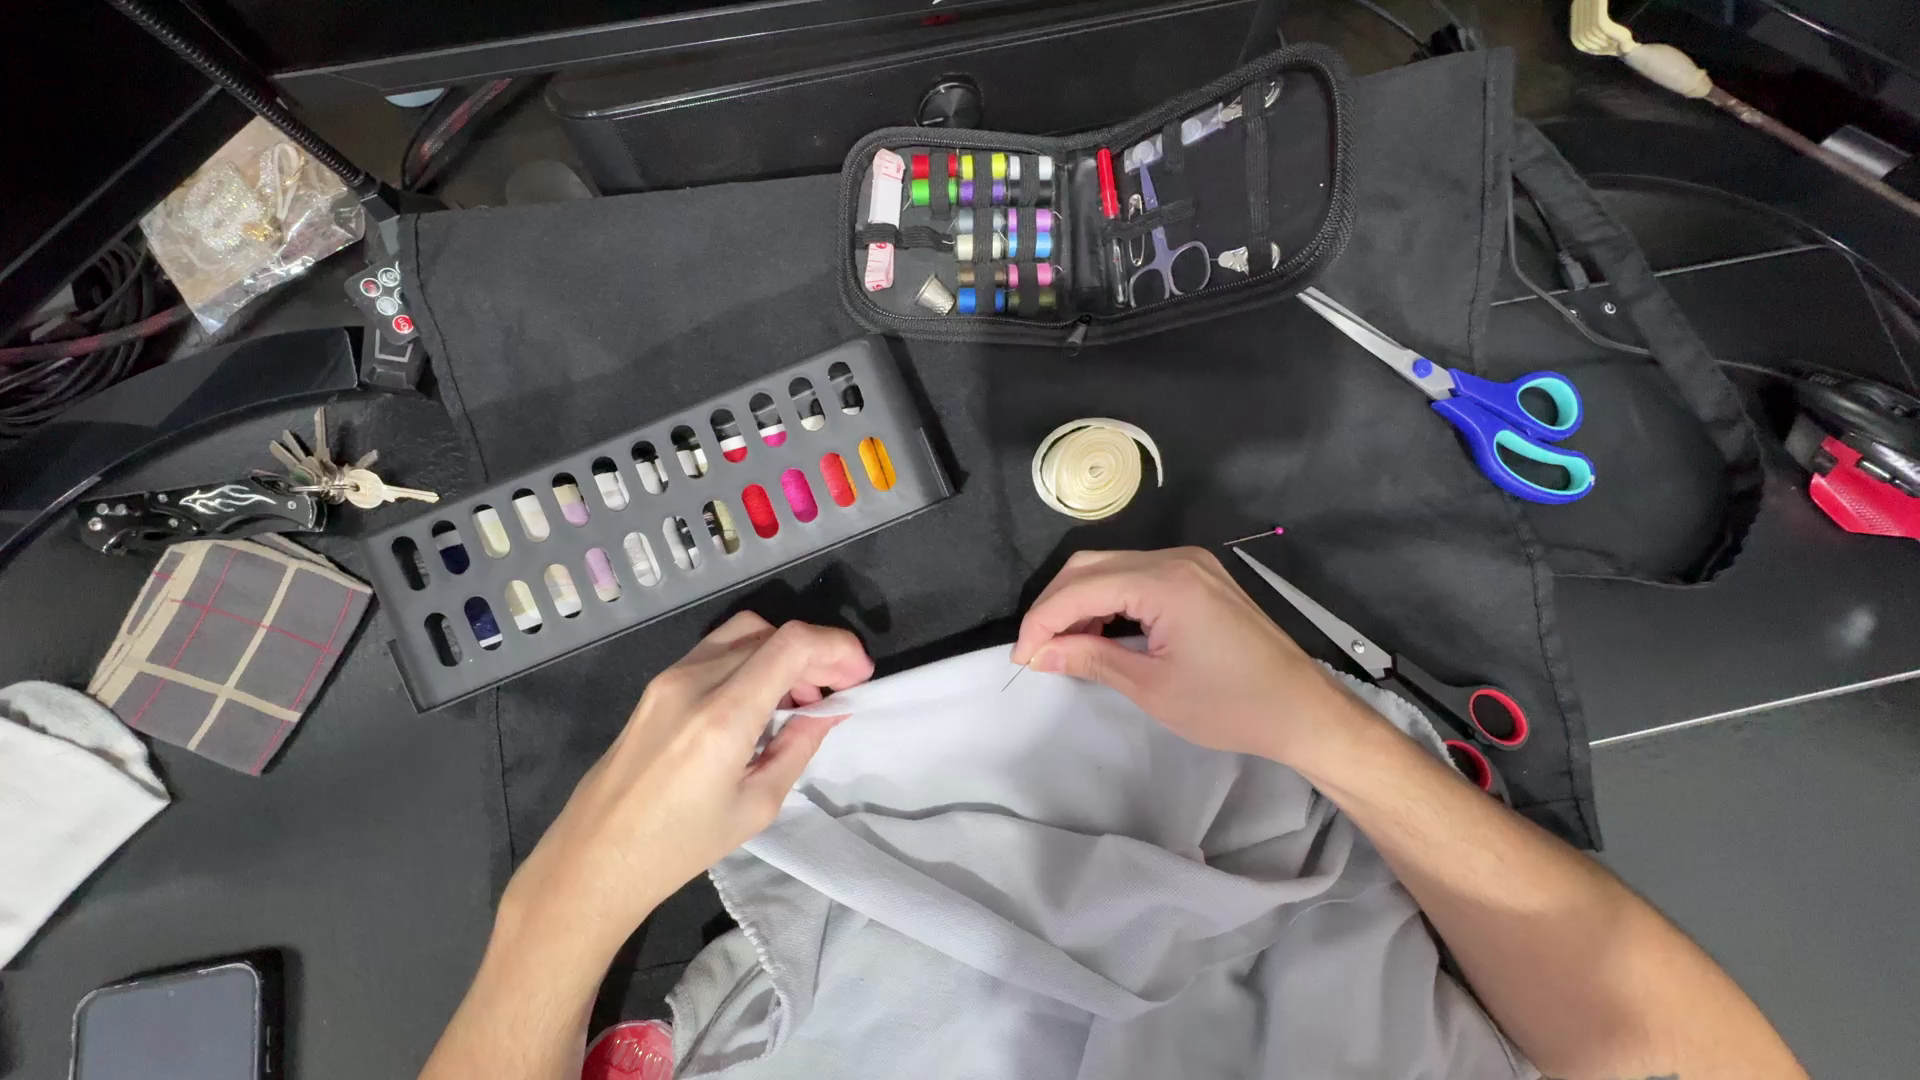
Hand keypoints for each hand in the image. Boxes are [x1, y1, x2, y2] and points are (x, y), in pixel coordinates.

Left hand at [499, 613, 872, 956]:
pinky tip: (761, 699)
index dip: (836, 648)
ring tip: (802, 696)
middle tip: (838, 690)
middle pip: (772, 631)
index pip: (792, 644)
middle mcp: (693, 681)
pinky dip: (754, 658)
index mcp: (722, 715)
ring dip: (784, 652)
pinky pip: (718, 649)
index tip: (859, 676)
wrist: (592, 862)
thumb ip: (799, 746)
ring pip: (745, 632)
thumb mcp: (756, 806)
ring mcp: (669, 677)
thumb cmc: (678, 848)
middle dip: (817, 652)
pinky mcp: (656, 684)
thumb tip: (831, 709)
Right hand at [1010, 548, 1368, 763]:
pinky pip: (1134, 575)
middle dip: (1054, 606)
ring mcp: (1188, 562)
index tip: (1021, 657)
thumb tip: (1039, 654)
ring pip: (1109, 566)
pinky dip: (1107, 599)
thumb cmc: (1230, 706)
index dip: (1042, 621)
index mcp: (1165, 581)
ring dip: (1078, 602)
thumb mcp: (1150, 687)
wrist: (1302, 710)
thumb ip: (1089, 659)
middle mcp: (1174, 558)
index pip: (1081, 588)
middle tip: (1036, 650)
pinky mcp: (1196, 575)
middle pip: (1090, 566)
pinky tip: (1097, 630)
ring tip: (1061, 645)